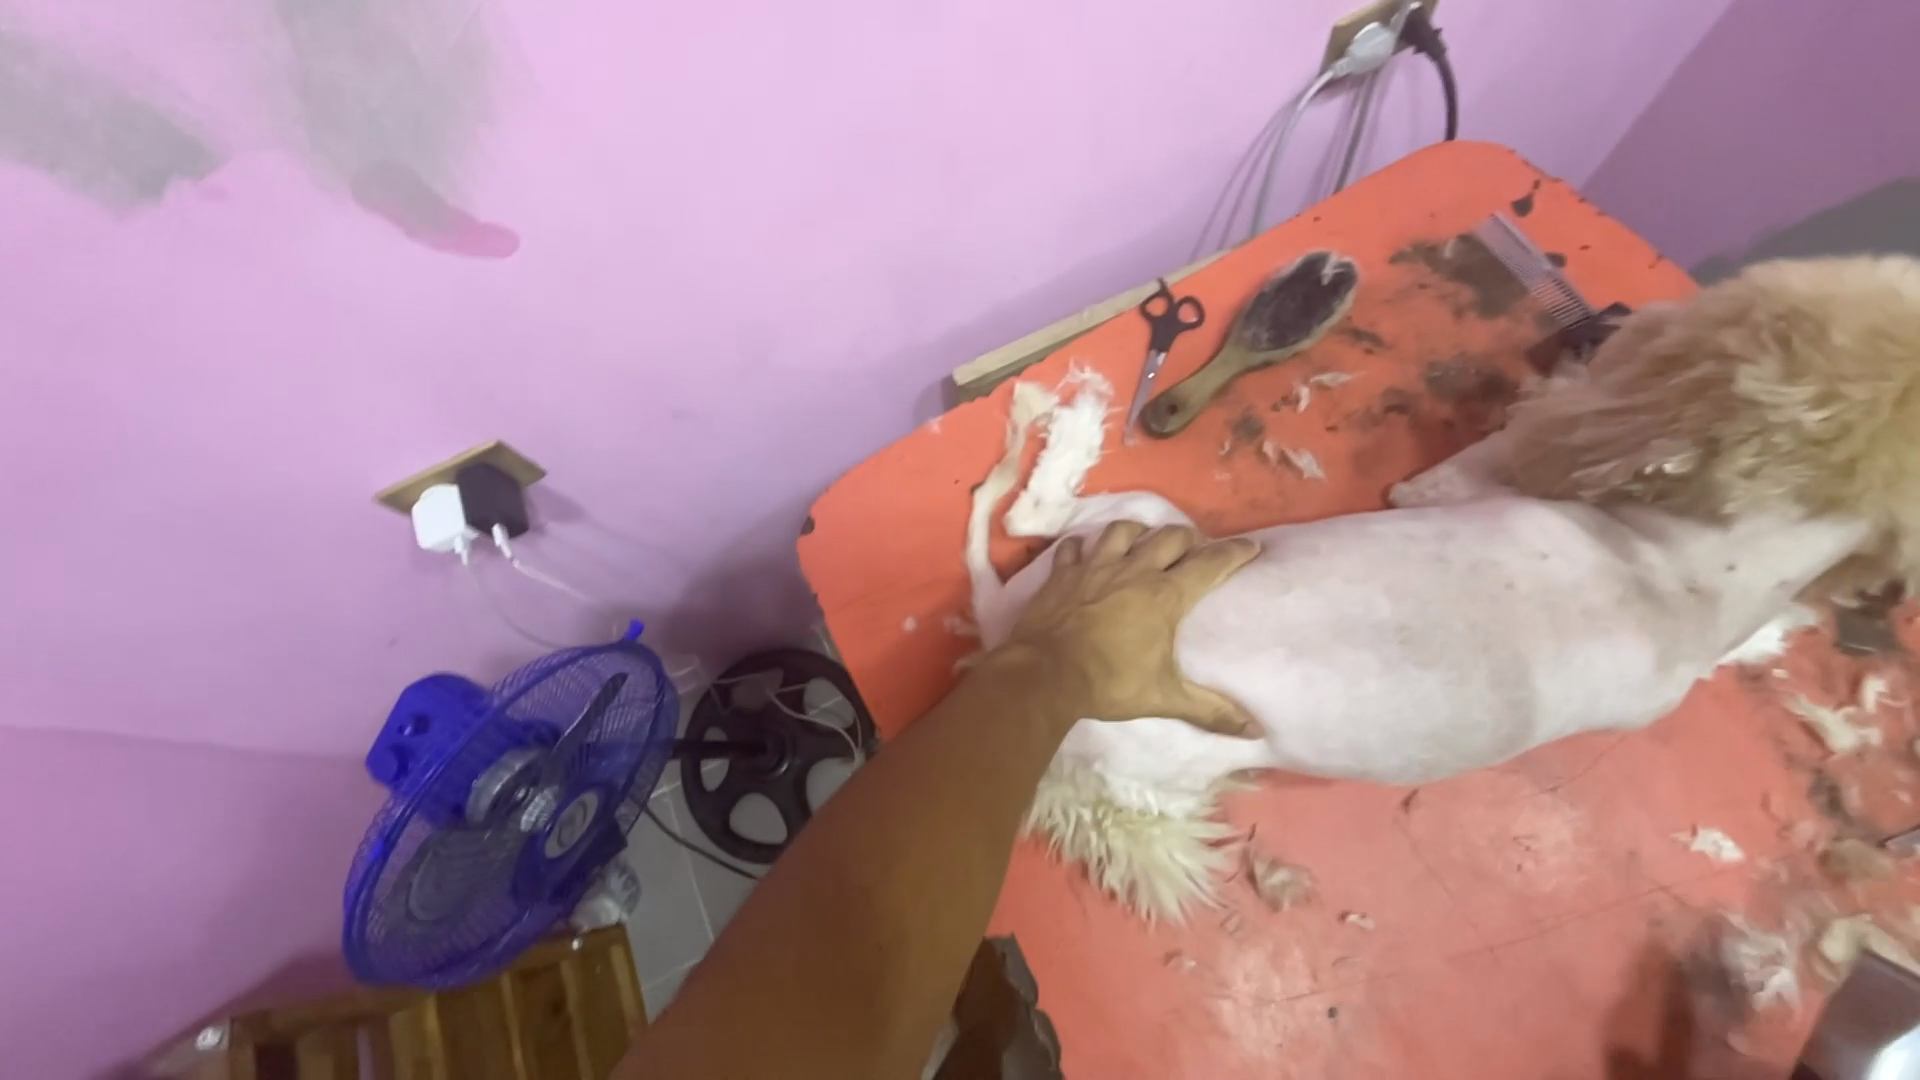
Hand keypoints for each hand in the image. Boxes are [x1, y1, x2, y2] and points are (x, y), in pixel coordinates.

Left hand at [994, 521, 1260, 735]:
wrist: (1044, 673)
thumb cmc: (1109, 683)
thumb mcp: (1164, 698)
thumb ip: (1210, 710)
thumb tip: (1255, 731)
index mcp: (1165, 595)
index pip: (1210, 564)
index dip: (1234, 552)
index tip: (1250, 546)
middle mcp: (1134, 571)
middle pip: (1170, 537)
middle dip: (1188, 538)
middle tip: (1193, 550)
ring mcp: (1095, 567)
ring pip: (1123, 530)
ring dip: (1138, 531)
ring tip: (1144, 540)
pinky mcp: (1063, 573)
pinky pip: (1074, 546)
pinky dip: (1083, 546)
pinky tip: (1085, 551)